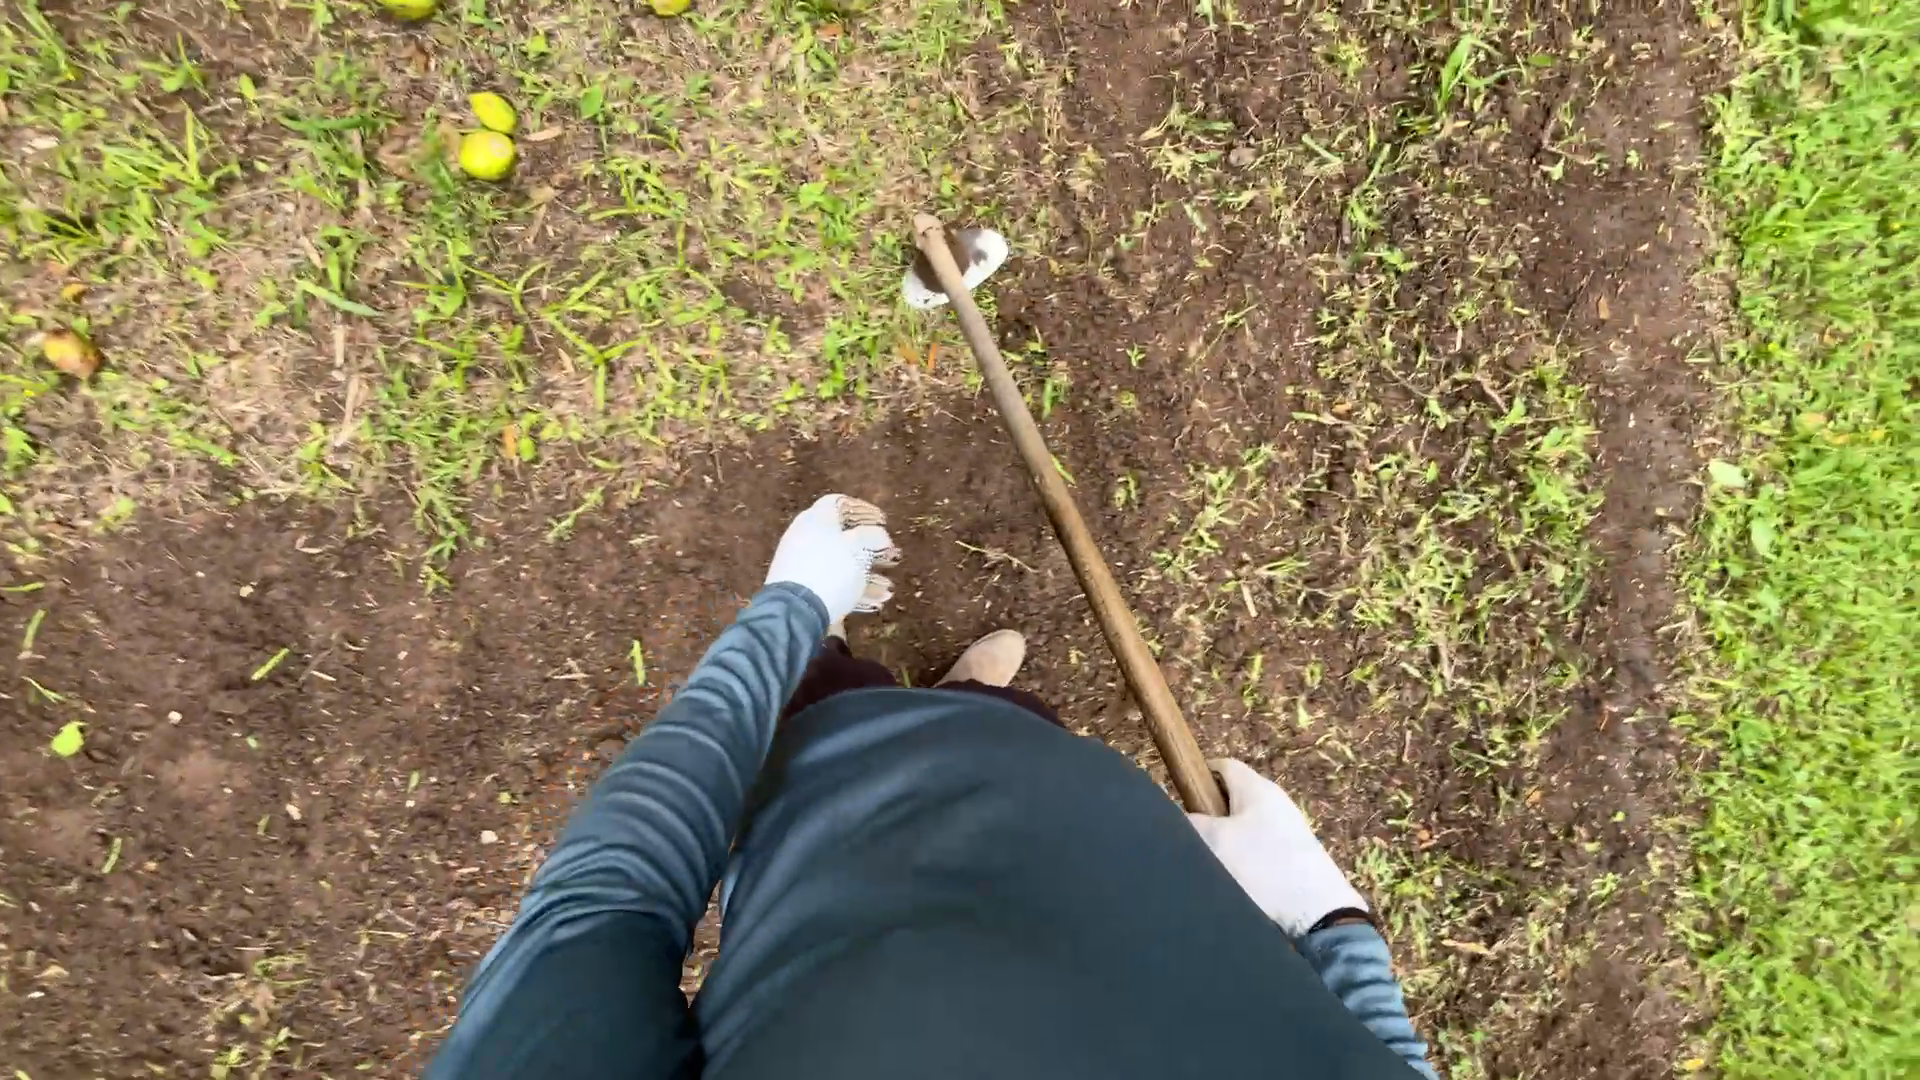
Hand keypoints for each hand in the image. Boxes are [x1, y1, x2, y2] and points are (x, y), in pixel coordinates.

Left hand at [764, 494, 900, 622]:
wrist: (796, 609)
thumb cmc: (832, 570)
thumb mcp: (861, 549)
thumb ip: (874, 536)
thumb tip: (880, 535)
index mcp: (817, 517)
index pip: (840, 503)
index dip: (863, 510)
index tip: (882, 521)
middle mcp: (805, 535)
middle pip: (840, 535)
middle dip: (868, 548)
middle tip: (888, 557)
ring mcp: (799, 562)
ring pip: (839, 562)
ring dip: (865, 573)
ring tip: (886, 587)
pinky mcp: (800, 586)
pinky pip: (830, 581)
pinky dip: (851, 588)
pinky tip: (872, 602)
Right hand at [1187, 759, 1368, 936]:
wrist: (1320, 915)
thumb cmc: (1262, 866)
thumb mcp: (1215, 842)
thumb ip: (1191, 823)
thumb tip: (1181, 817)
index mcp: (1256, 787)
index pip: (1222, 766)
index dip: (1198, 776)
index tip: (1183, 797)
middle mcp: (1277, 800)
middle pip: (1234, 796)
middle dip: (1213, 813)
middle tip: (1198, 837)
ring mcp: (1292, 827)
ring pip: (1248, 824)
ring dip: (1231, 840)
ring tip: (1220, 864)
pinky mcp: (1300, 854)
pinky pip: (1264, 845)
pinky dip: (1250, 857)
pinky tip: (1244, 881)